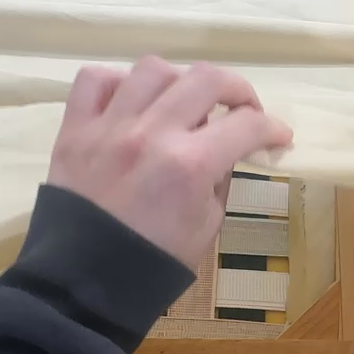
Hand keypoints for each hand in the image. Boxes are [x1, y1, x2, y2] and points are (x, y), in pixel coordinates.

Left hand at [48, 57, 291, 265]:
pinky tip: (133, 101)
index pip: (247, 125)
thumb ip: (219, 179)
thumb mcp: (207, 225)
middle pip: (207, 78)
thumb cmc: (155, 262)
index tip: (279, 136)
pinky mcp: (74, 130)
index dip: (273, 128)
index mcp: (190, 165)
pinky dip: (120, 82)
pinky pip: (95, 80)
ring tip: (185, 103)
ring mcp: (109, 127)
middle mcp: (152, 134)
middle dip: (238, 89)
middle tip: (243, 109)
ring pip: (154, 69)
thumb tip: (224, 150)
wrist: (84, 284)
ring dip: (181, 80)